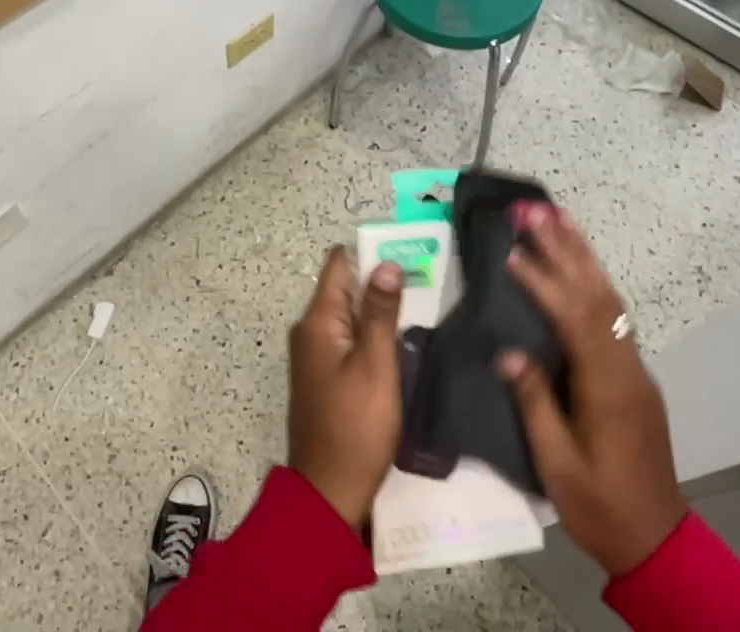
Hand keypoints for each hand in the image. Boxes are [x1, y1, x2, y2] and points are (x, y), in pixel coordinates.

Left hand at [287, 246, 403, 529]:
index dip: (371, 253)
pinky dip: (372, 333)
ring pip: (350, 315)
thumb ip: (380, 313)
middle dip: (381, 280)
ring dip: (380, 309)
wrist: (330, 488)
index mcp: (317, 321)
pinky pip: (349, 339)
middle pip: (345, 287)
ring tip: (424, 304)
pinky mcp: (326, 375)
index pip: (338, 264)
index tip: (409, 251)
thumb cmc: (356, 425)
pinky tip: (402, 340)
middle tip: (429, 279)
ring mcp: (316, 354)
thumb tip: (386, 262)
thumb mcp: (376, 365)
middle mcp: (310, 330)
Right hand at [498, 203, 687, 576]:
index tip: (513, 253)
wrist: (656, 538)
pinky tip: (578, 268)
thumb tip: (509, 352)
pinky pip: (613, 318)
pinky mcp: (633, 377)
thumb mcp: (557, 463)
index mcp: (607, 388)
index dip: (544, 282)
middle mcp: (626, 368)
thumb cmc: (599, 505)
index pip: (575, 319)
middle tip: (538, 210)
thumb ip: (535, 403)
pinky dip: (594, 284)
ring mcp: (634, 370)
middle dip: (567, 250)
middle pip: (598, 296)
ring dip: (584, 258)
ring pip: (611, 302)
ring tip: (560, 219)